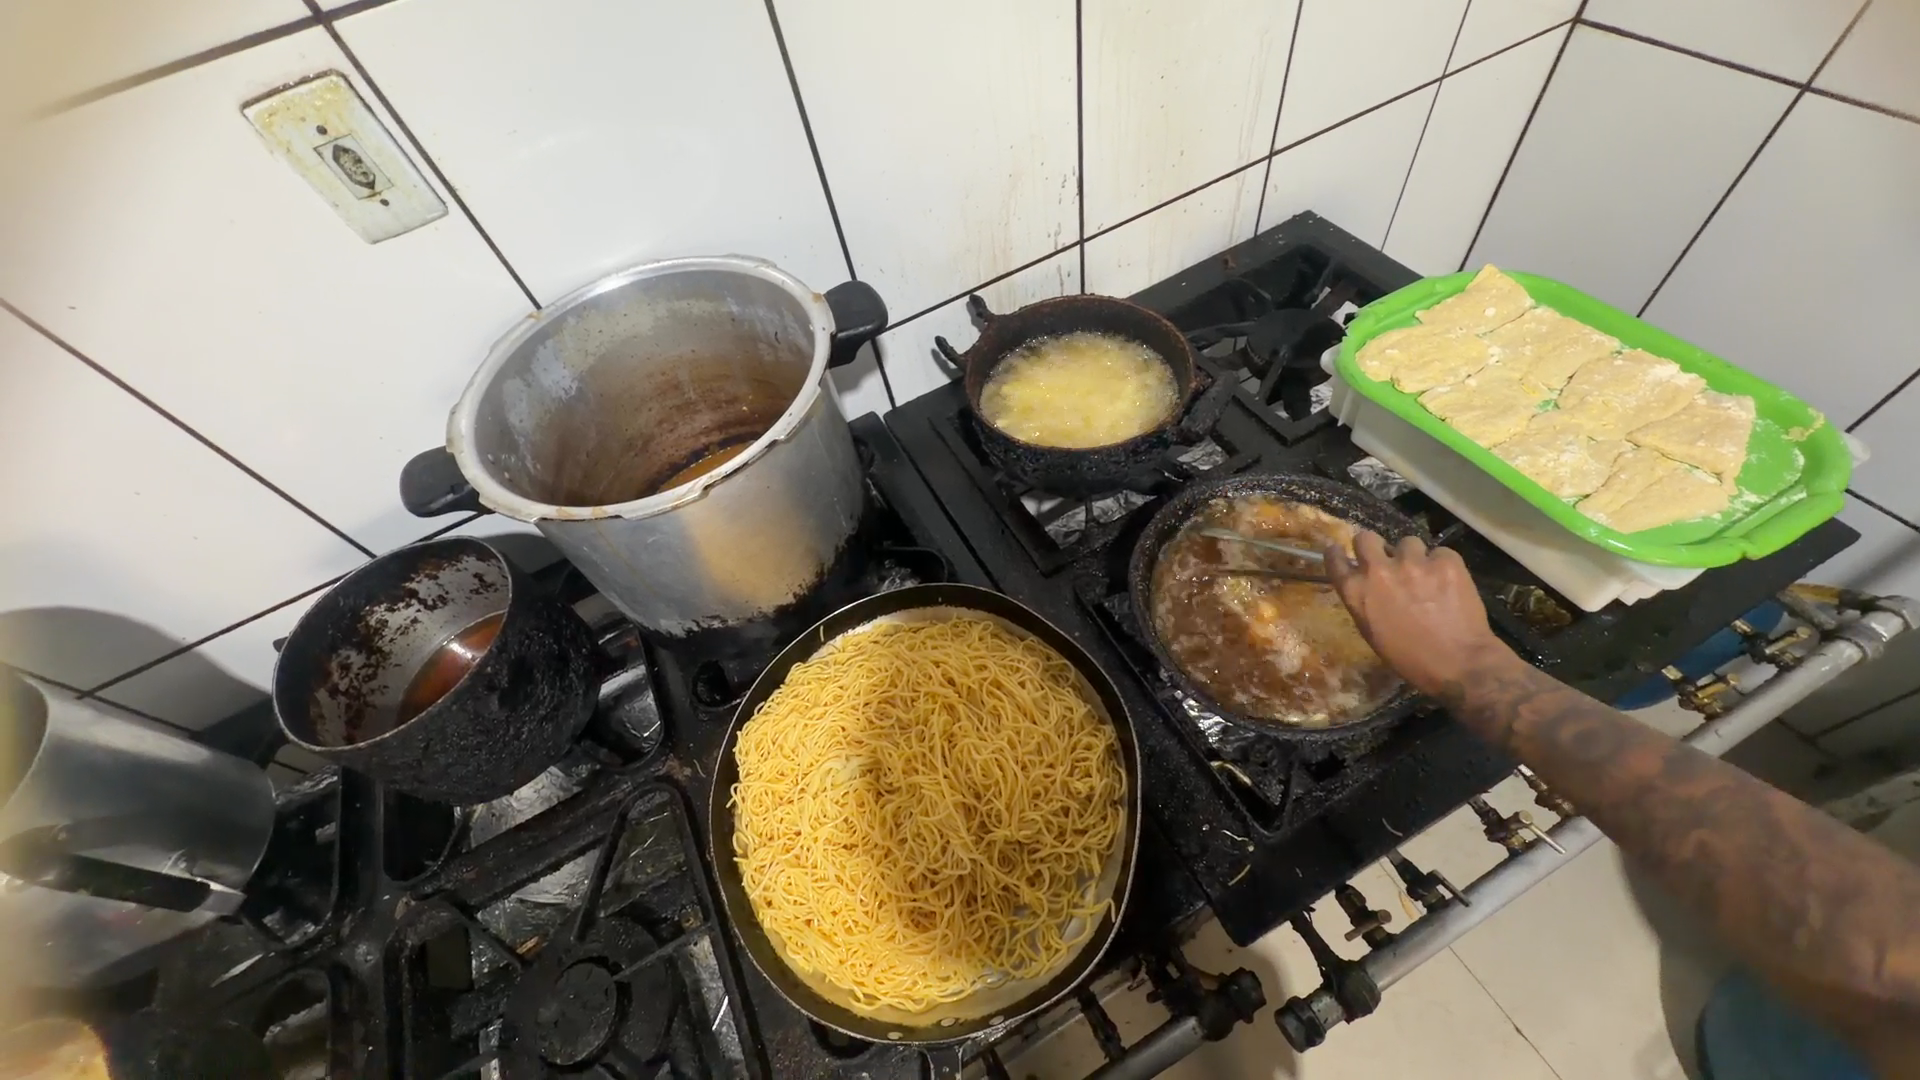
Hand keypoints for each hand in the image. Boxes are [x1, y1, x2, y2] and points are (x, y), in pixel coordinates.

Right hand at [1323, 531, 1511, 696]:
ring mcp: (1413, 562)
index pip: (1334, 557)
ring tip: (1425, 575)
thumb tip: (1367, 585)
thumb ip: (1363, 600)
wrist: (1460, 663)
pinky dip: (1442, 565)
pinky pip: (1440, 552)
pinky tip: (1449, 583)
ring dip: (1413, 556)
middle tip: (1386, 560)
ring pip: (1408, 543)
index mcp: (1356, 590)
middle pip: (1366, 537)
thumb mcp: (1371, 630)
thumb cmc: (1408, 657)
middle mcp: (1379, 570)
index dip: (1337, 553)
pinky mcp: (1446, 561)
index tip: (1342, 552)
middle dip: (1374, 546)